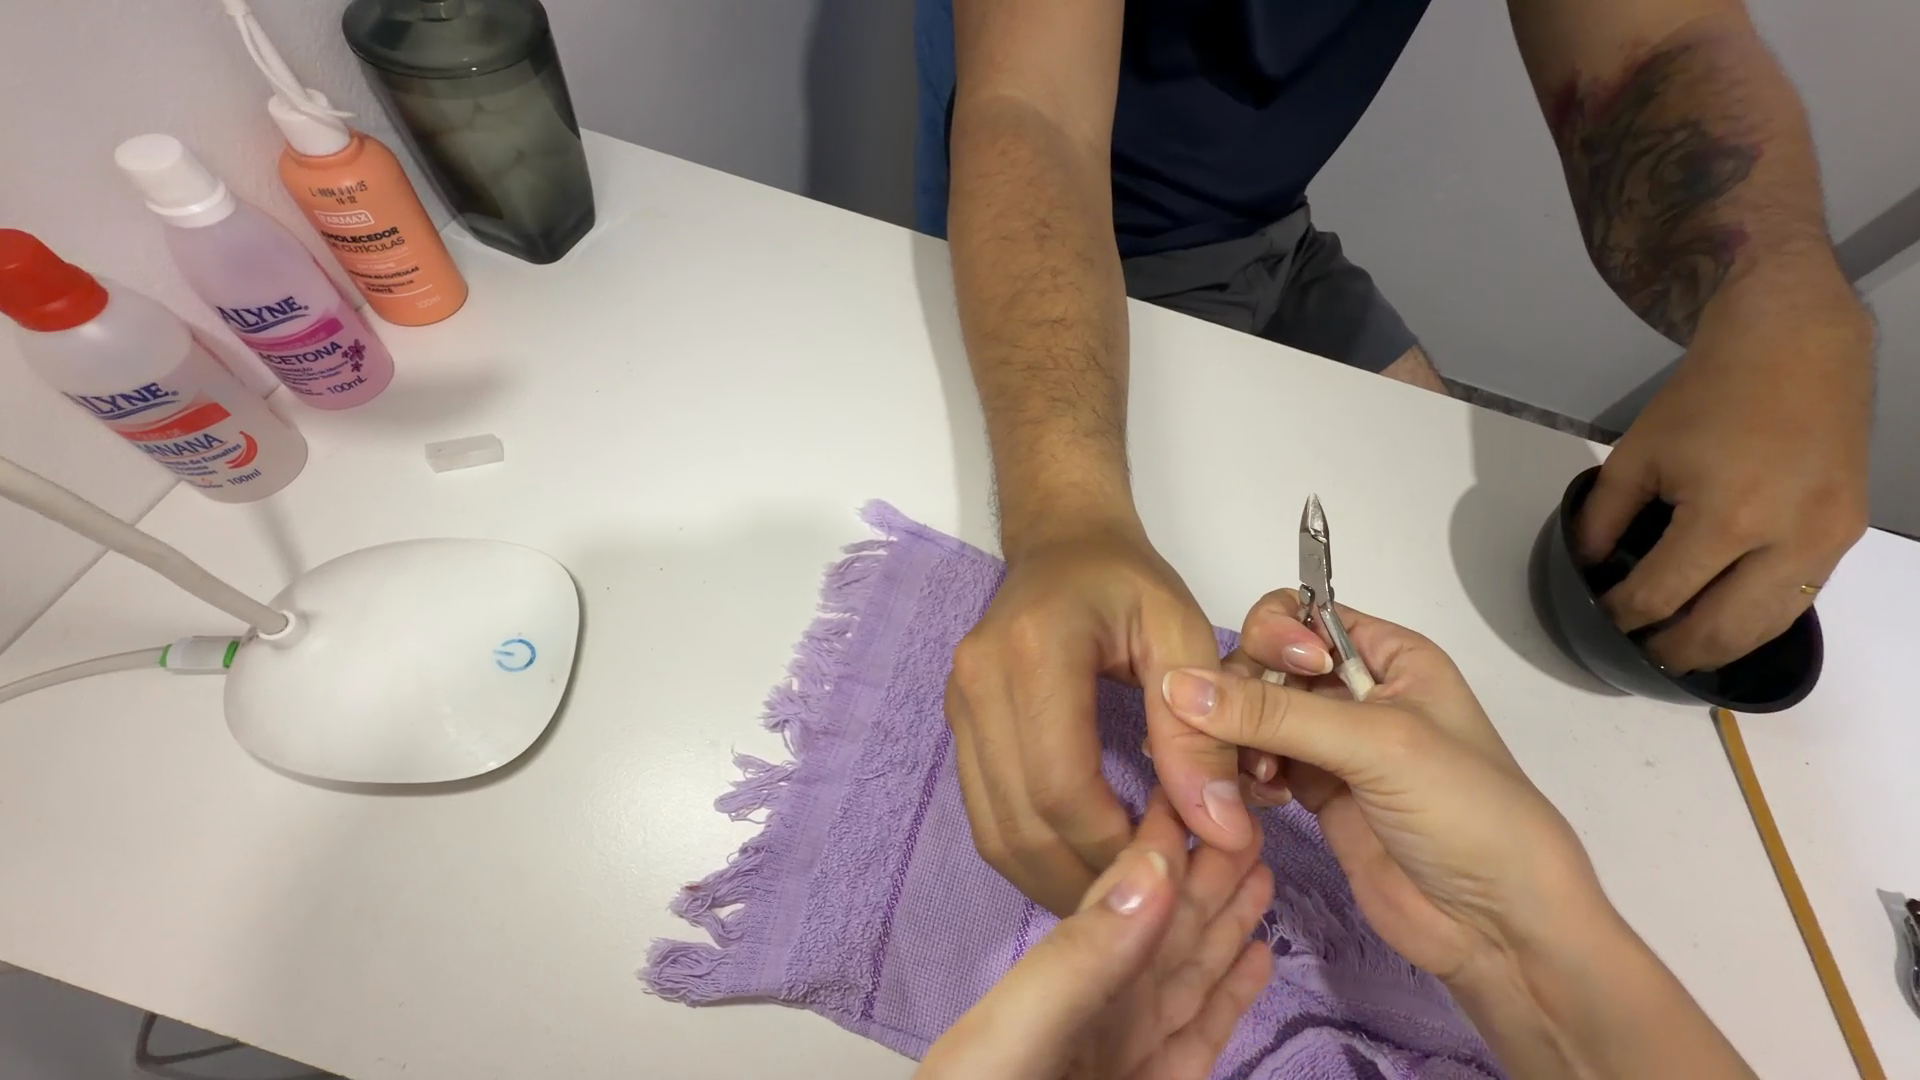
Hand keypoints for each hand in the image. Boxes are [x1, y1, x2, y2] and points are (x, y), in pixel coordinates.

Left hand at [917, 792, 1274, 1079]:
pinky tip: (1254, 958)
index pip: (1126, 893)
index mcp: (1069, 976)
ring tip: (1262, 876)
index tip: (1202, 792)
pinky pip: (1198, 1033)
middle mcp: (1102, 1003)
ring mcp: (1129, 1048)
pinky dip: (1228, 995)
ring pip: (1189, 970)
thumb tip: (1151, 868)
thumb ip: (1077, 957)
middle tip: (1251, 823)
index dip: (1162, 843)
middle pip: (1168, 926)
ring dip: (1226, 924)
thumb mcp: (1012, 1037)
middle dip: (1209, 875)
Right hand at [947, 517, 1331, 913]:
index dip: (1117, 846)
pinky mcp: (957, 722)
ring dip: (1057, 879)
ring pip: (994, 832)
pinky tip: (1083, 856)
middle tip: (1157, 898)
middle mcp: (977, 684)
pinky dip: (1034, 852)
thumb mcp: (1179, 632)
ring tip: (1123, 891)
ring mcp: (957, 706)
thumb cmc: (1125, 579)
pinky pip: (986, 813)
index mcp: (1032, 654)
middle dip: (1089, 880)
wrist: (1060, 542)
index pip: (1061, 786)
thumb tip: (1221, 830)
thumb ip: (1198, 729)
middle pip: (1019, 823)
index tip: (1178, 868)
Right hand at [1161, 591, 1604, 982]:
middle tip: (1241, 739)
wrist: (1502, 932)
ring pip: (1250, 715)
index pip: (1300, 615)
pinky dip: (1244, 773)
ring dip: (1237, 740)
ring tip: (1256, 777)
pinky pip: (1253, 761)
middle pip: (1262, 664)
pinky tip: (1258, 799)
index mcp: (1387, 655)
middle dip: (1242, 696)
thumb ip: (1272, 712)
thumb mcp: (1374, 744)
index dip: (1274, 634)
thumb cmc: (1461, 812)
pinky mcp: (1311, 789)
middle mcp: (1352, 689)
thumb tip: (1171, 684)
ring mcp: (1329, 742)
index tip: (1275, 672)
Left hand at [1577, 299, 1871, 671]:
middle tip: (1637, 655)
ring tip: (1675, 652)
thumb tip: (1586, 566)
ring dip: (1721, 647)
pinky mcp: (1848, 533)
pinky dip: (1758, 620)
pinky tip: (1722, 622)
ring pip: (1771, 622)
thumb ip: (1602, 520)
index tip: (1600, 619)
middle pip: (1724, 627)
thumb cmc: (1703, 402)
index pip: (1661, 595)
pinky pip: (1800, 597)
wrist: (1795, 353)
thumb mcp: (1632, 460)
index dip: (1622, 615)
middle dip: (1674, 650)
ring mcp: (1829, 540)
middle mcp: (1789, 540)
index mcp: (1726, 519)